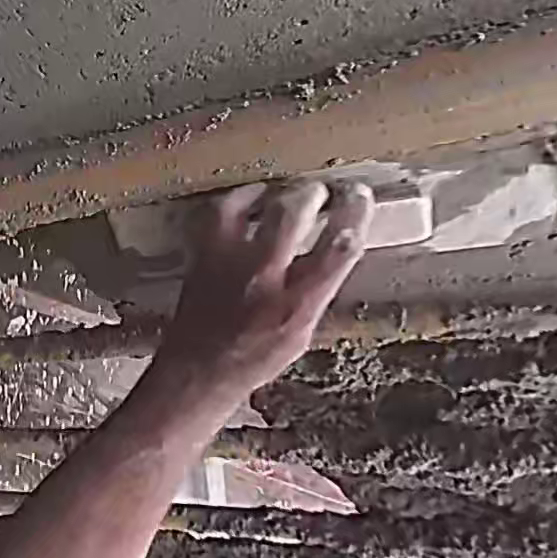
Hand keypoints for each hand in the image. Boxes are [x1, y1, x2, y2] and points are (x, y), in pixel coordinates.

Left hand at [152, 180, 375, 399]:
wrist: (198, 368)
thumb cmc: (253, 358)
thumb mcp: (300, 333)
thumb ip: (313, 292)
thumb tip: (328, 256)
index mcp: (298, 302)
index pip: (339, 246)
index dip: (354, 214)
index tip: (358, 196)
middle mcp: (264, 276)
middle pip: (292, 215)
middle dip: (310, 194)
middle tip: (319, 189)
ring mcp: (227, 263)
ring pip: (250, 209)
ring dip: (271, 192)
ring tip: (282, 189)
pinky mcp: (201, 257)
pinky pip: (215, 216)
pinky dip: (232, 201)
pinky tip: (243, 199)